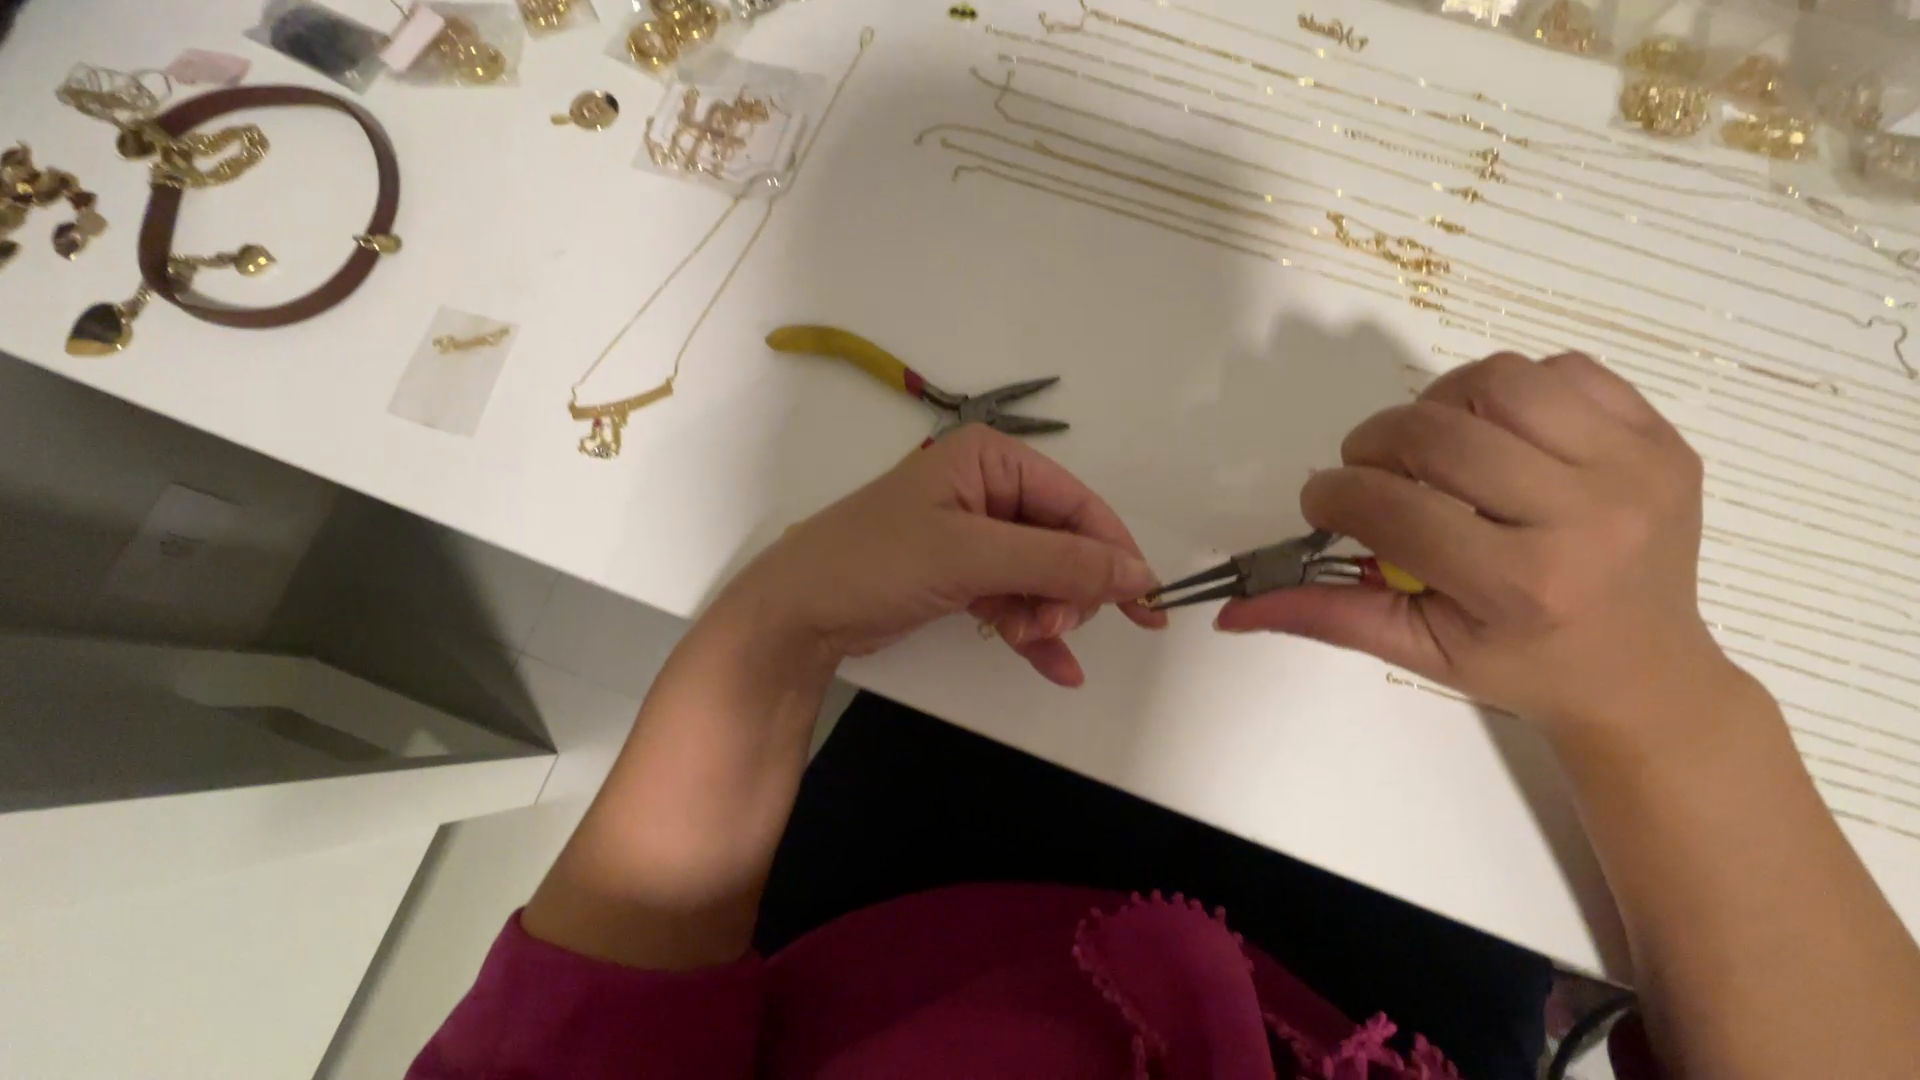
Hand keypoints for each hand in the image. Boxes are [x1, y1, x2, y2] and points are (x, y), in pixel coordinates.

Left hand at [722, 426, 1164, 686]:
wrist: (797, 614)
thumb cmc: (879, 562)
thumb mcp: (973, 557)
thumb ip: (1060, 563)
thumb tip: (1140, 574)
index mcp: (990, 459)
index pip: (1076, 502)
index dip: (1113, 551)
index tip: (1147, 601)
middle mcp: (986, 489)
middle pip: (1062, 541)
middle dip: (1069, 589)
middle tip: (1057, 626)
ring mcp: (972, 535)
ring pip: (1041, 576)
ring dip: (1049, 614)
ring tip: (1037, 642)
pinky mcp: (960, 574)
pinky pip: (1014, 599)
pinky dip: (1033, 631)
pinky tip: (1058, 668)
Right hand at [1217, 351, 1728, 731]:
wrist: (1646, 671)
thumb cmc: (1520, 664)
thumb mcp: (1416, 649)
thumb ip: (1324, 617)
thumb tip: (1230, 612)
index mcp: (1522, 586)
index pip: (1396, 509)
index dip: (1335, 495)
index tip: (1322, 503)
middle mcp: (1589, 518)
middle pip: (1441, 434)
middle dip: (1374, 442)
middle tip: (1364, 468)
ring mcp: (1636, 468)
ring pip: (1501, 381)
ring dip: (1440, 405)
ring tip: (1430, 445)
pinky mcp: (1663, 437)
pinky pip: (1563, 370)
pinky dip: (1507, 391)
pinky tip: (1495, 435)